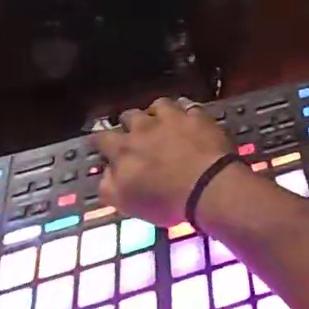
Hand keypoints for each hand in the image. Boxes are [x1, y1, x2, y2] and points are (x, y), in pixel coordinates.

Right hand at [91, 98, 234, 226]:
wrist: (209, 187)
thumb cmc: (166, 200)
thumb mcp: (126, 203)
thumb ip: (108, 186)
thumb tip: (105, 173)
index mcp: (124, 148)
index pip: (102, 138)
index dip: (98, 140)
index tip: (98, 143)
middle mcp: (145, 127)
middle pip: (129, 115)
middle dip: (128, 123)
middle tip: (134, 134)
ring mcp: (173, 118)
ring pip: (158, 105)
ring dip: (157, 113)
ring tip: (161, 121)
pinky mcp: (198, 118)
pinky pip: (189, 107)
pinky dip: (186, 113)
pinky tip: (188, 119)